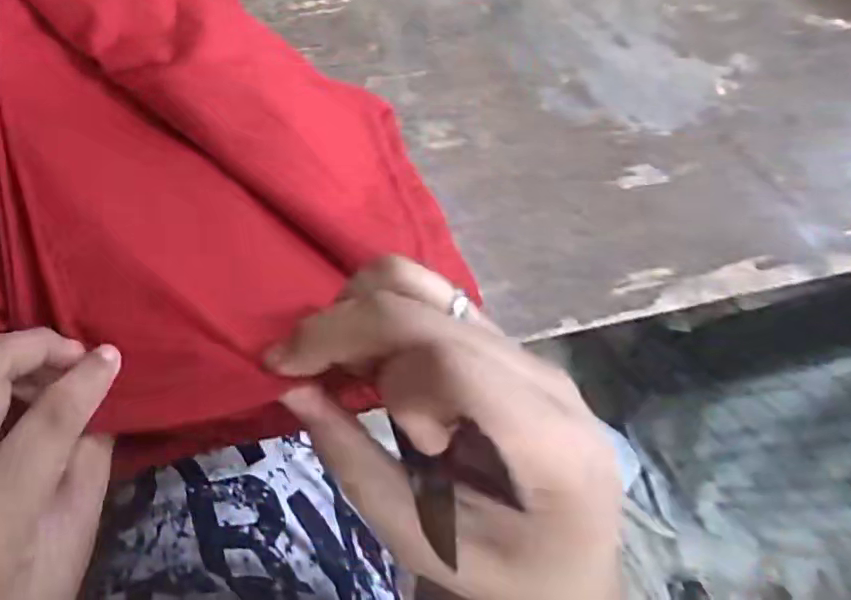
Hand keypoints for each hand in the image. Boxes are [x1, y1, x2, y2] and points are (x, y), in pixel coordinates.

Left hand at [0, 329, 120, 599]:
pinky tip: (27, 386)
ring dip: (15, 352)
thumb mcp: (71, 543)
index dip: (85, 379)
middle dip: (37, 344)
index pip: (46, 420)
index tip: (113, 354)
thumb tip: (98, 396)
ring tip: (57, 368)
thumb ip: (88, 463)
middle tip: (79, 354)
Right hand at [267, 257, 621, 599]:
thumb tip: (290, 384)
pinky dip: (373, 308)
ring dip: (356, 308)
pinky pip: (421, 293)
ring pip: (416, 281)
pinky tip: (364, 354)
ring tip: (339, 360)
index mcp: (549, 443)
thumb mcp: (418, 539)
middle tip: (293, 363)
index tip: (310, 384)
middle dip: (340, 327)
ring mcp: (519, 348)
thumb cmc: (497, 573)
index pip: (448, 361)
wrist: (560, 575)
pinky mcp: (494, 335)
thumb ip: (351, 460)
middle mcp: (541, 376)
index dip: (373, 363)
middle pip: (418, 308)